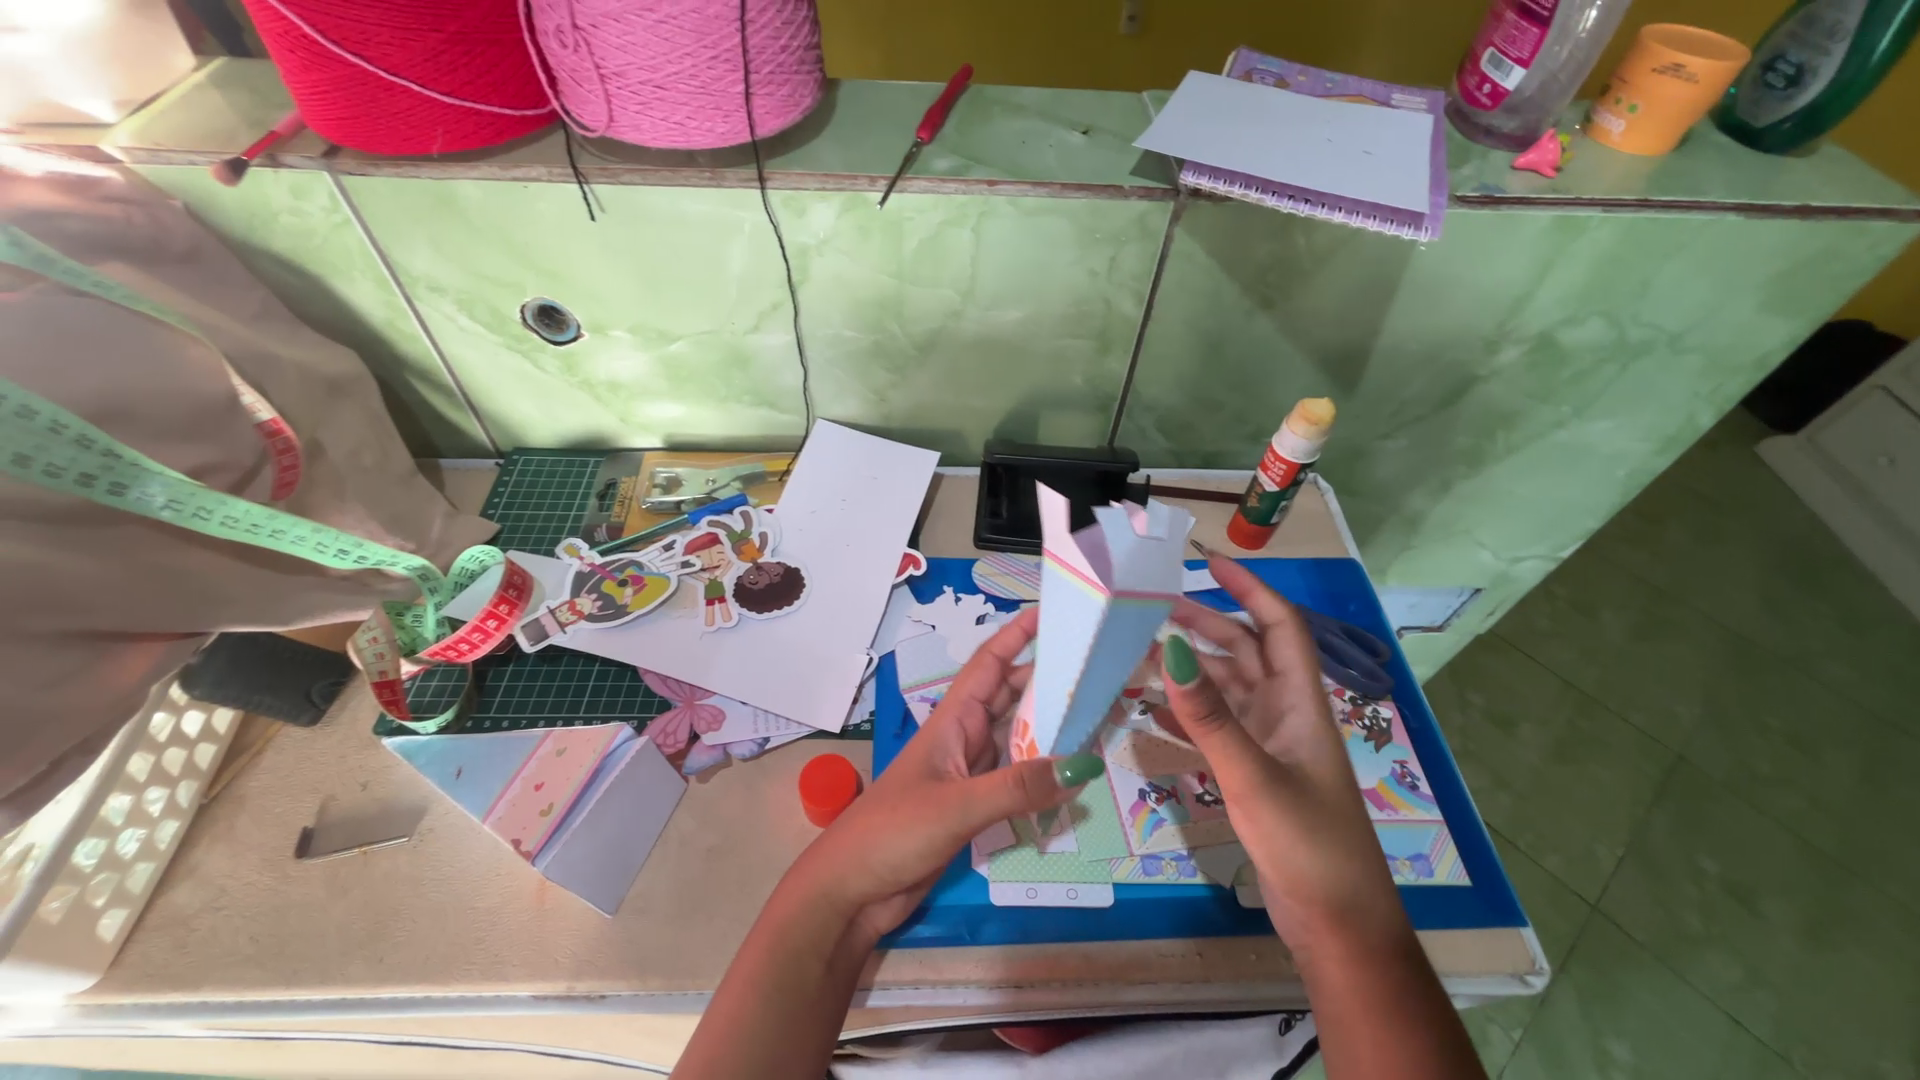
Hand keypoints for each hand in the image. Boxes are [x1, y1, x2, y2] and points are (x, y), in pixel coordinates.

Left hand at [784, 607, 1104, 944]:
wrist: (850, 892)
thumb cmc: (892, 833)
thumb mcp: (956, 806)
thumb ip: (1017, 788)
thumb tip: (1083, 767)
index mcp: (950, 723)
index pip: (989, 666)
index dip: (1017, 636)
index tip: (1052, 612)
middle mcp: (961, 741)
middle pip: (1008, 698)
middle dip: (1047, 681)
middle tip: (1096, 671)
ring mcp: (966, 776)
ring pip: (1014, 739)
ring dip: (1049, 728)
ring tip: (1095, 715)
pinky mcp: (971, 809)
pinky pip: (1014, 779)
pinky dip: (1041, 773)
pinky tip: (1069, 775)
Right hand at [1156, 556, 1406, 951]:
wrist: (1337, 922)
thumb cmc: (1308, 843)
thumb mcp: (1253, 775)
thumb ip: (1209, 716)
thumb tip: (1169, 649)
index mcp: (1300, 702)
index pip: (1278, 625)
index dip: (1249, 588)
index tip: (1208, 561)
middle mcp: (1286, 713)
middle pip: (1245, 651)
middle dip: (1204, 624)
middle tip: (1152, 608)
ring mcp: (1269, 744)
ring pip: (1226, 690)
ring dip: (1188, 671)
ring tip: (1137, 656)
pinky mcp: (1253, 774)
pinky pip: (1214, 729)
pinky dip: (1184, 716)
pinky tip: (1147, 713)